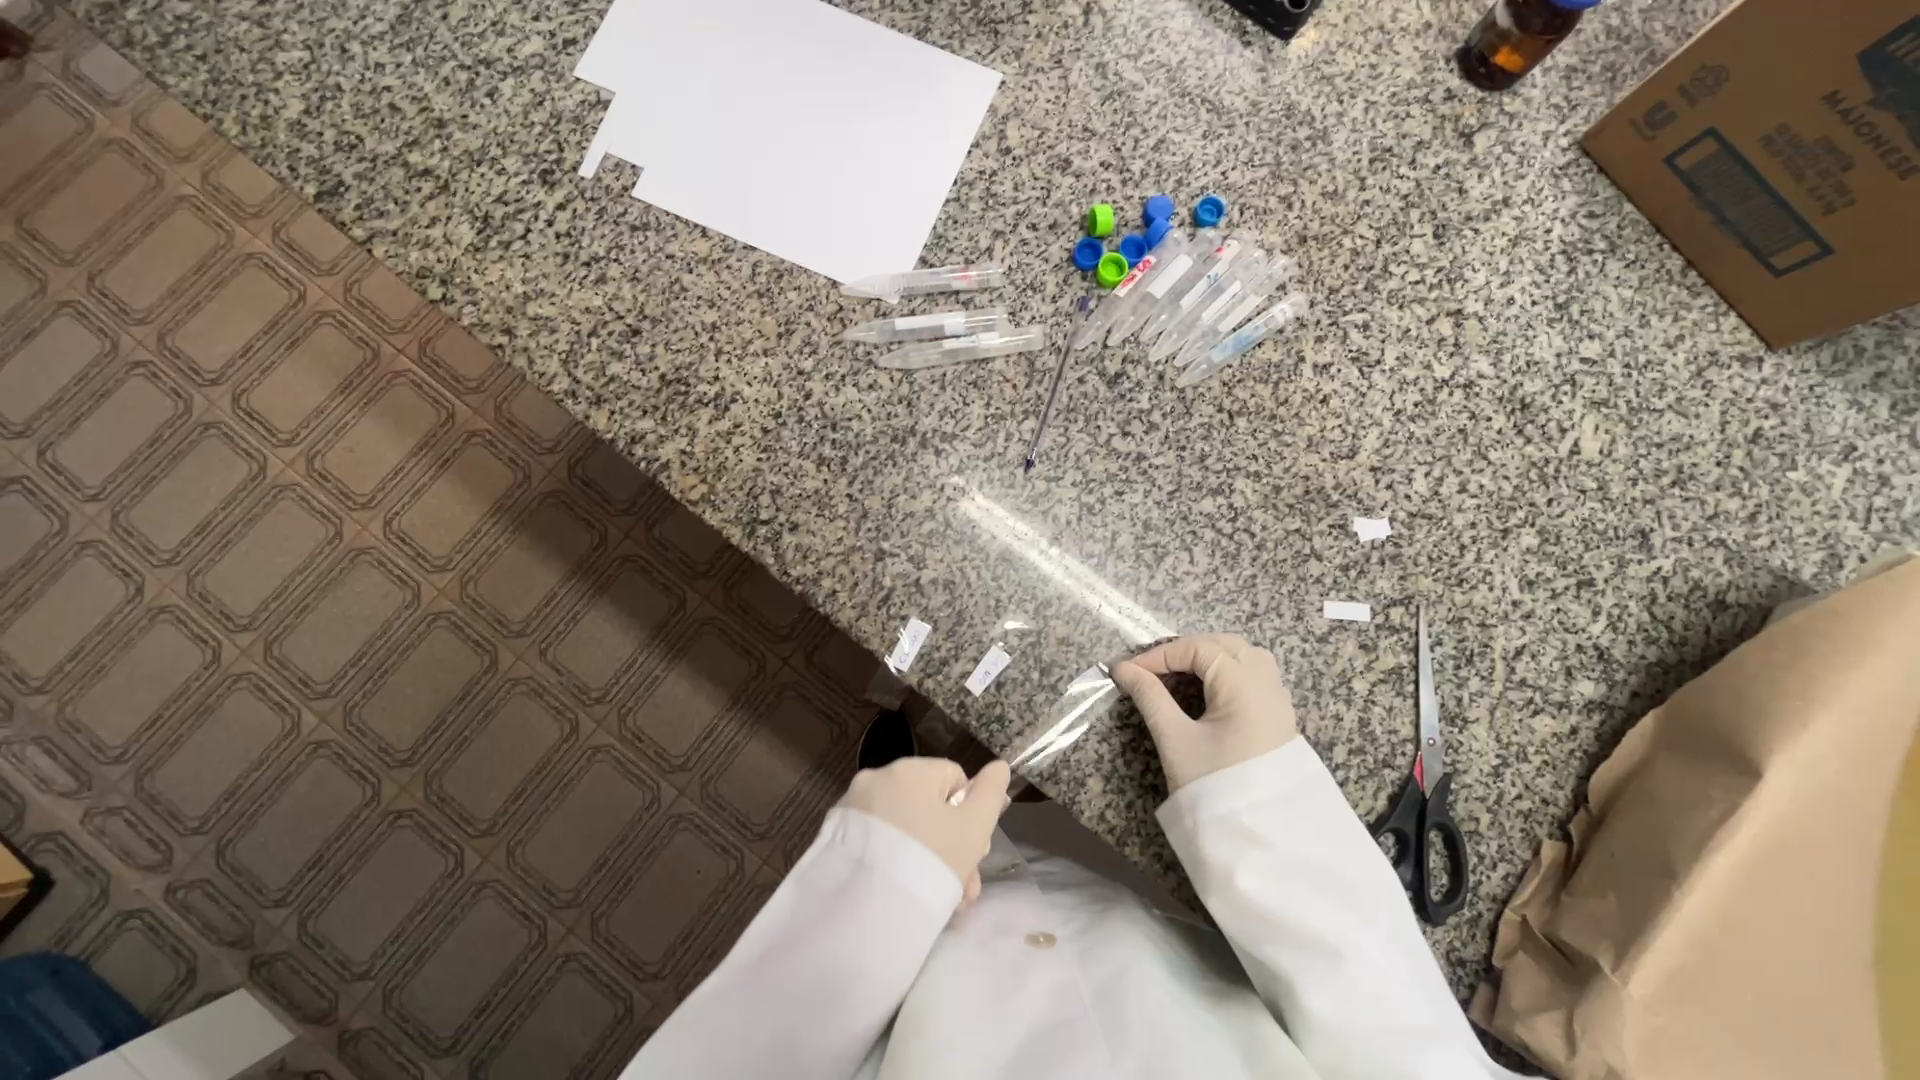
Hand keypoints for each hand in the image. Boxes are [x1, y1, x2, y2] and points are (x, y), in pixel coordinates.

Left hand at [839, 757, 1010, 900]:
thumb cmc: (930, 860)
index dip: (970, 814)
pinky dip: (896, 860)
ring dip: (928, 857)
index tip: (976, 852)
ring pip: (906, 828)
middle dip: (951, 844)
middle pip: (928, 806)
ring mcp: (853, 807)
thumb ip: (990, 794)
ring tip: (942, 901)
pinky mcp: (837, 837)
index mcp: (910, 770)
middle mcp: (878, 779)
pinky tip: (908, 893)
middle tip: (963, 886)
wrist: (864, 910)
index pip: (954, 779)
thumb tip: (1000, 766)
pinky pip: (879, 841)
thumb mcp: (973, 828)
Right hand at [1111, 634, 1299, 792]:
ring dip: (1210, 657)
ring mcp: (1279, 700)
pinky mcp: (1280, 717)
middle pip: (1223, 645)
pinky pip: (1256, 675)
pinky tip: (1208, 691)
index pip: (1197, 649)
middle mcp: (1267, 683)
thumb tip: (1122, 669)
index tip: (1129, 671)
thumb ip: (1149, 697)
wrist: (1259, 834)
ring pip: (1244, 656)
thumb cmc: (1213, 784)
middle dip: (1185, 650)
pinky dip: (1229, 671)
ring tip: (1179, 674)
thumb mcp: (1175, 738)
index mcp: (1243, 684)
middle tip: (1152, 670)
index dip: (1160, 655)